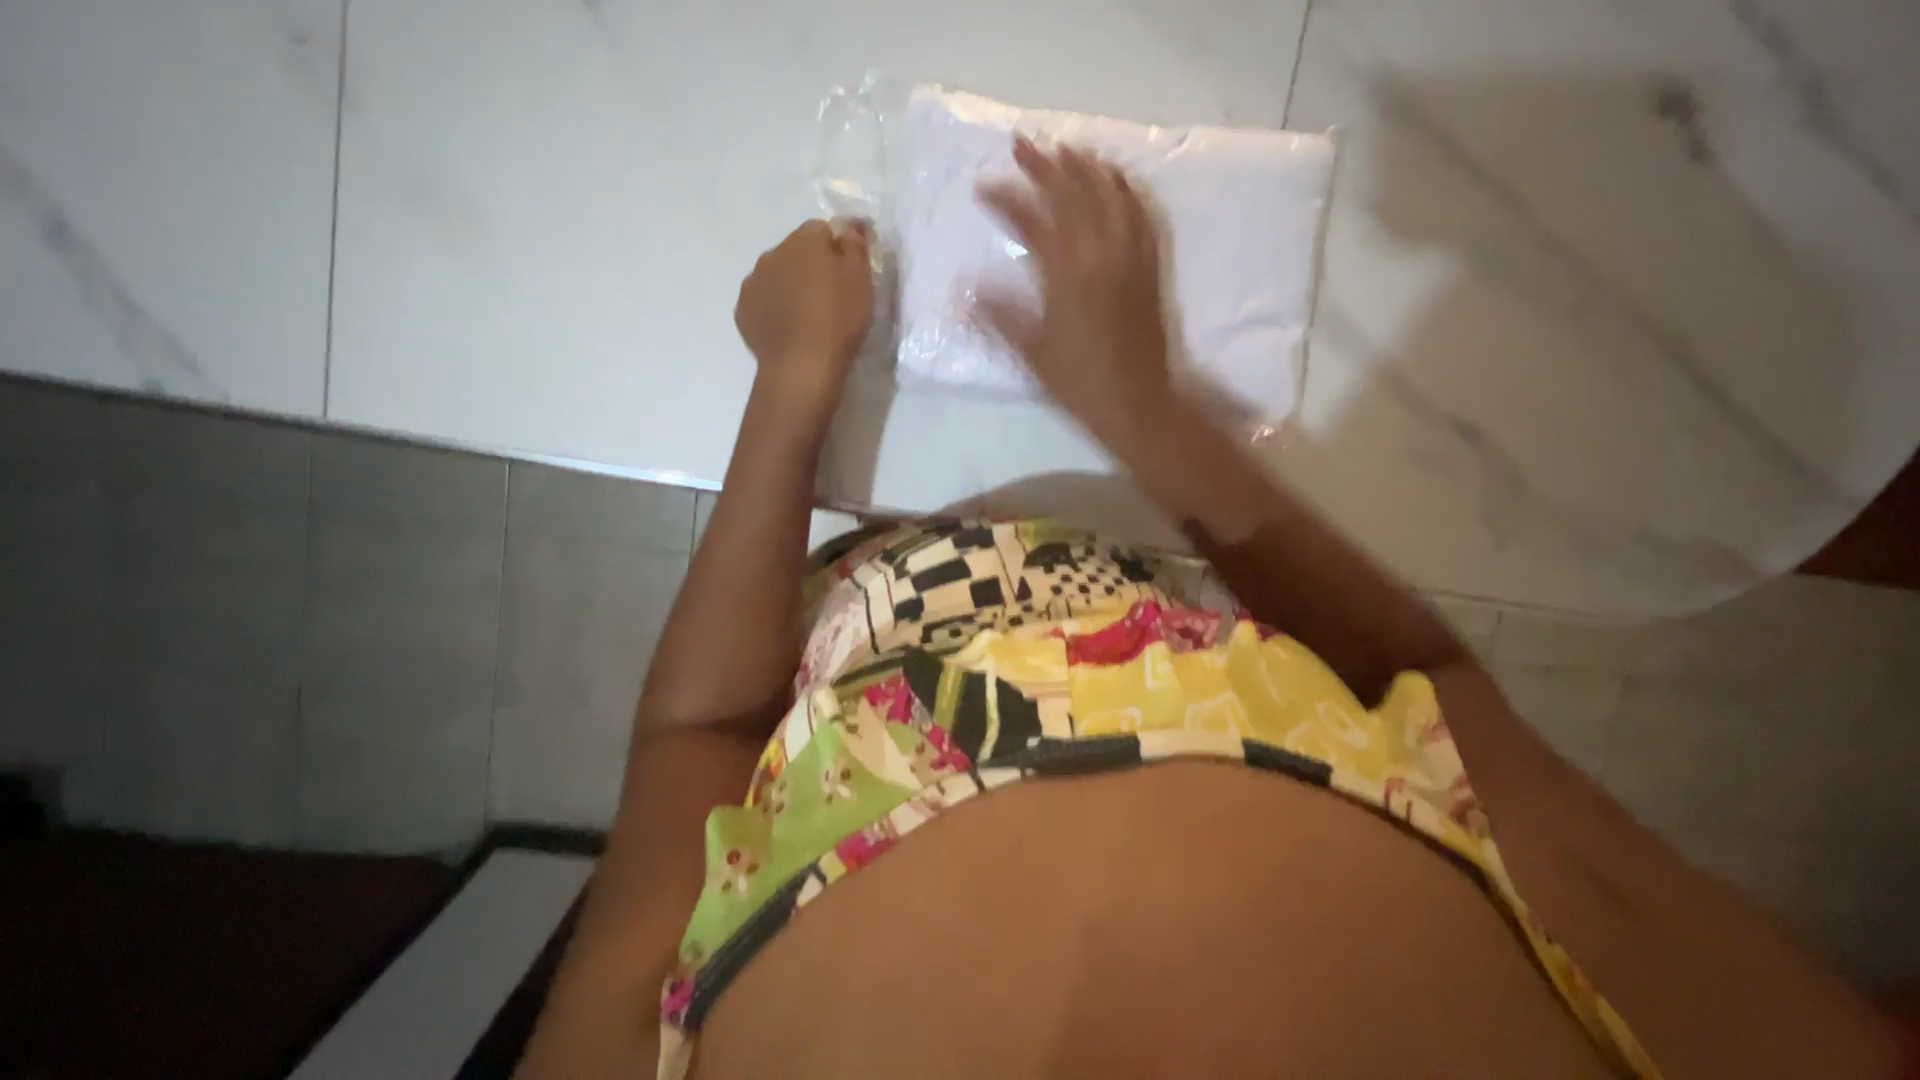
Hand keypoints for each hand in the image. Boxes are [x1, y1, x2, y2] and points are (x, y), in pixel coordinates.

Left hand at [735, 218, 873, 414]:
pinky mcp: (743, 312)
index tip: (848, 273)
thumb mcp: (861, 279)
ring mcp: (752, 283)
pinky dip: (774, 309)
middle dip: (810, 266)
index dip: (837, 248)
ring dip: (790, 286)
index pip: (821, 230)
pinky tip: (789, 330)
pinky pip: (762, 302)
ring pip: (775, 276)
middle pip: (795, 252)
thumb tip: (849, 225)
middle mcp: (772, 254)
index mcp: (803, 241)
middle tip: (830, 297)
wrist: (802, 366)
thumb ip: (855, 245)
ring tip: (808, 316)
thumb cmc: (838, 319)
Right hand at [977, 137, 1173, 438]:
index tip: (983, 186)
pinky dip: (1127, 190)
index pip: (1031, 220)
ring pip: (1111, 195)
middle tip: (1022, 143)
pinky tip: (1117, 181)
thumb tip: (967, 291)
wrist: (1139, 403)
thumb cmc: (1080, 384)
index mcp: (1066, 273)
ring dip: (1088, 167)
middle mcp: (1101, 254)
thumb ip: (1000, 316)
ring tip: (1068, 149)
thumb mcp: (1031, 353)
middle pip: (1073, 193)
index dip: (1005, 199)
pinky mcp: (1151, 265)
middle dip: (1045, 164)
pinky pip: (1143, 214)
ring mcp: (1131, 256)